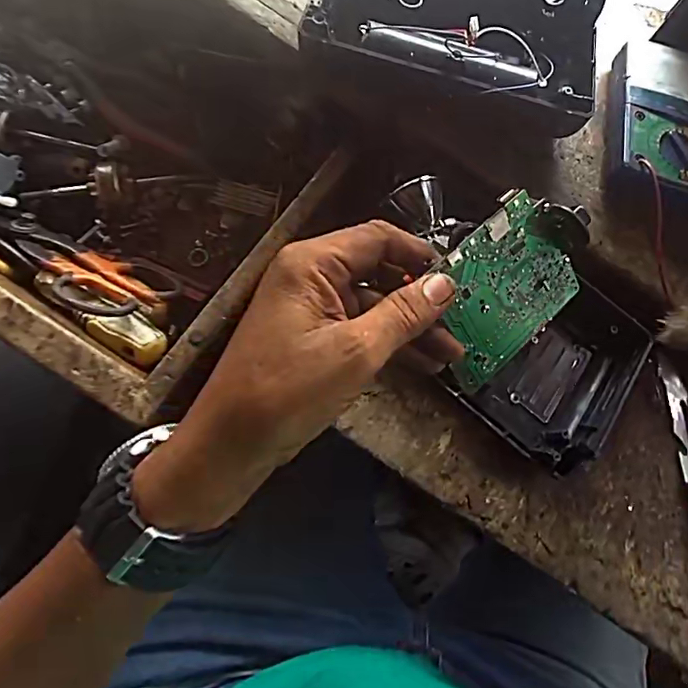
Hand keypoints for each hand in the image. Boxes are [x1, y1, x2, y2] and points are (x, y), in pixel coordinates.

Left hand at [134, 221, 463, 531]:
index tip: (454, 274)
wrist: (229, 449)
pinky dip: (391, 342)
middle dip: (421, 297)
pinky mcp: (314, 337)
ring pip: (376, 304)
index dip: (420, 255)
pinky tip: (423, 362)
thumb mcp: (356, 351)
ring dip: (412, 325)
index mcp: (311, 265)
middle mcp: (310, 278)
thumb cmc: (280, 395)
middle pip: (381, 272)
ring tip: (449, 349)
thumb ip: (405, 313)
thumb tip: (443, 285)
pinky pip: (362, 327)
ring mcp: (312, 308)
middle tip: (458, 316)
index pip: (379, 238)